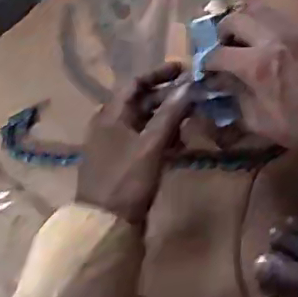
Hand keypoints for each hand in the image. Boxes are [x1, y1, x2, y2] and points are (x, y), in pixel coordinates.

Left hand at [75, 64, 192, 225]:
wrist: (103, 227)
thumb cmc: (125, 181)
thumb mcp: (150, 146)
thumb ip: (170, 114)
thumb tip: (188, 85)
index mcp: (109, 115)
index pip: (135, 83)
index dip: (159, 73)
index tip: (184, 69)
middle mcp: (110, 124)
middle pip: (141, 101)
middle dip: (168, 97)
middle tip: (194, 95)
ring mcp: (115, 144)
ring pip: (145, 121)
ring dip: (168, 118)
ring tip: (192, 118)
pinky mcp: (122, 162)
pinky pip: (145, 140)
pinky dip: (162, 137)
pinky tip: (181, 142)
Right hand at [202, 4, 297, 158]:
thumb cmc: (294, 127)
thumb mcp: (255, 118)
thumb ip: (232, 92)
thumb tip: (217, 79)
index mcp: (257, 65)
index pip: (219, 53)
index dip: (208, 62)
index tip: (207, 68)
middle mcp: (273, 39)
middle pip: (235, 18)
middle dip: (222, 32)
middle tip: (223, 46)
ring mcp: (293, 31)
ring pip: (258, 9)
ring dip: (245, 21)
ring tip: (243, 38)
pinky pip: (280, 18)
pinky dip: (267, 25)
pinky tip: (267, 41)